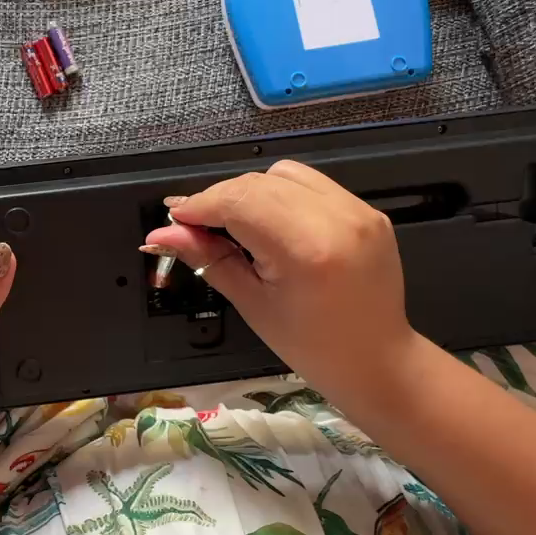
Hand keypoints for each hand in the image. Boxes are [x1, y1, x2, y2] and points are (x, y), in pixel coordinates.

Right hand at [144, 161, 419, 400]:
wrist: (375, 360)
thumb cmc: (308, 345)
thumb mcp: (250, 303)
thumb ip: (206, 258)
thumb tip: (159, 235)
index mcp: (306, 249)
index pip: (238, 202)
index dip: (199, 206)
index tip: (174, 219)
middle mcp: (337, 218)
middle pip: (257, 183)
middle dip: (219, 198)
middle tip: (194, 225)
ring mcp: (357, 210)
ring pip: (282, 174)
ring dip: (249, 192)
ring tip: (236, 225)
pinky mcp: (366, 210)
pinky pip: (311, 183)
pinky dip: (280, 194)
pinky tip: (270, 223)